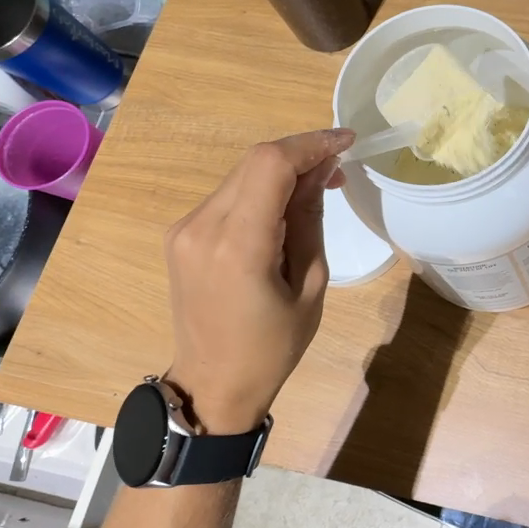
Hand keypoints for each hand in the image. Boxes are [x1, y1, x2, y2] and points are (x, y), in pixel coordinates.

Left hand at [163, 128, 353, 432]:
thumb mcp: (310, 286)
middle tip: (339, 168)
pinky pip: (228, 197)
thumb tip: (319, 174)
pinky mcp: (181, 236)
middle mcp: (202, 227)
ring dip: (281, 172)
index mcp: (238, 245)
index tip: (347, 142)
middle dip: (301, 155)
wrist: (212, 385)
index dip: (311, 144)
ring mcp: (185, 230)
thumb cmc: (272, 347)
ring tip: (318, 187)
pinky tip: (284, 207)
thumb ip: (310, 221)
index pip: (271, 165)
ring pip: (241, 176)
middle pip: (255, 162)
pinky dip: (260, 191)